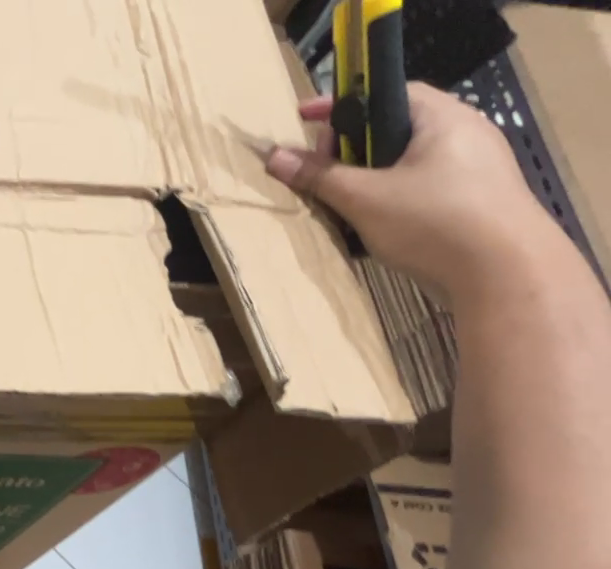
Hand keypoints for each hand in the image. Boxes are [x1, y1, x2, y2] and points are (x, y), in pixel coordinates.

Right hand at [265, 83, 559, 301]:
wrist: (501, 267)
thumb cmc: (432, 220)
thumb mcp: (364, 198)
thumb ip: (319, 176)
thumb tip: (275, 157)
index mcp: (443, 118)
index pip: (388, 93)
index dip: (343, 102)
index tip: (302, 116)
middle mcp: (462, 132)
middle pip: (394, 125)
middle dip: (349, 143)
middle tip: (316, 168)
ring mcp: (470, 164)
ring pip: (403, 156)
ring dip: (365, 171)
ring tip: (337, 195)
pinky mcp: (469, 194)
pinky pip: (416, 180)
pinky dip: (385, 189)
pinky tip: (369, 215)